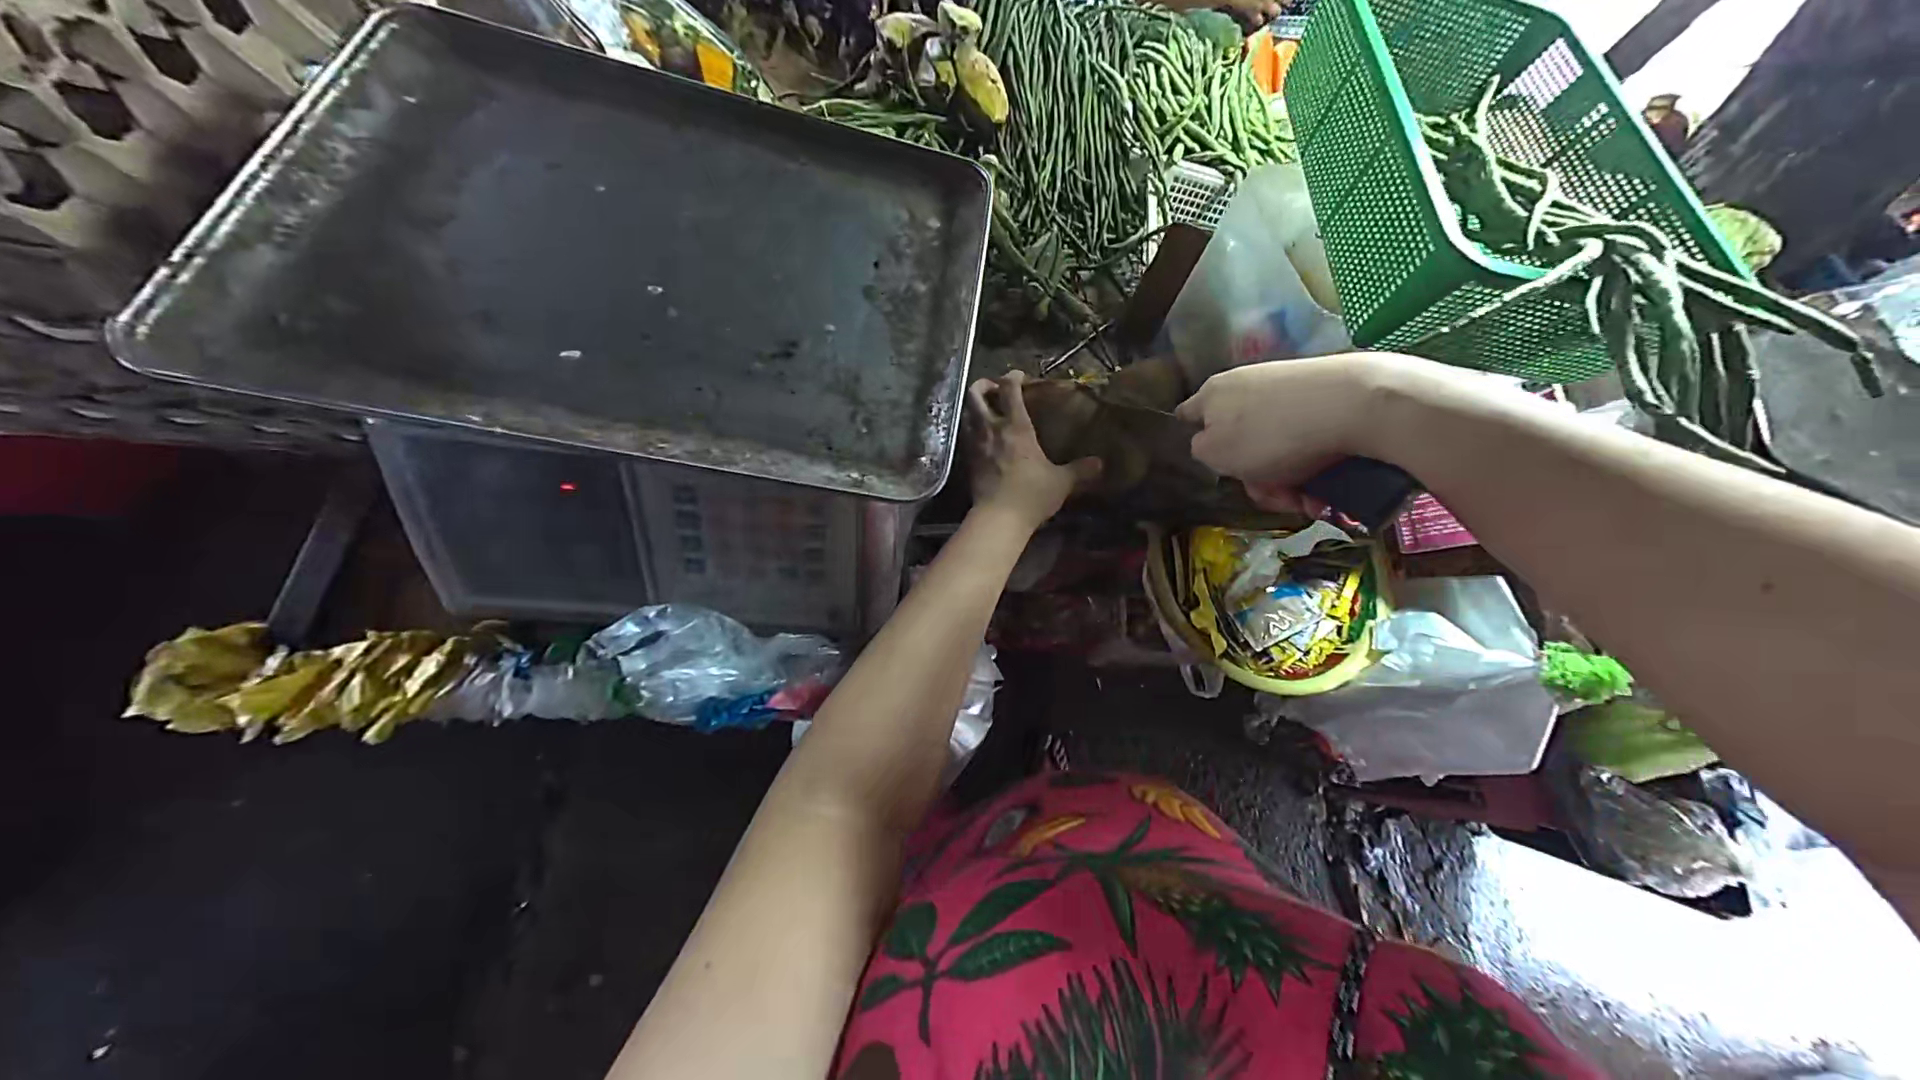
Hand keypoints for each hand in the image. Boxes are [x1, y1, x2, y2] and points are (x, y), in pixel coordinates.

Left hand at [966, 371, 1101, 527]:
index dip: (1012, 377)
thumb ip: (1079, 470)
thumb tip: (1100, 463)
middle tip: (995, 388)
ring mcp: (975, 445)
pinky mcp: (967, 461)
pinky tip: (983, 437)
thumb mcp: (1061, 482)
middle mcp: (991, 430)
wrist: (997, 518)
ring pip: (967, 414)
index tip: (1019, 375)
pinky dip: (972, 429)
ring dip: (975, 407)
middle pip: (976, 395)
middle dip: (983, 385)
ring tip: (988, 410)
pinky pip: (966, 436)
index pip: (1009, 390)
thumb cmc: (1031, 495)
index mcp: (1016, 427)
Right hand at [1175, 353, 1404, 511]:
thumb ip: (1200, 451)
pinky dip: (1313, 465)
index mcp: (1213, 394)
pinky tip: (1327, 488)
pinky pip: (1307, 437)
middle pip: (1239, 443)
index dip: (1198, 443)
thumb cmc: (1272, 435)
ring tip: (1310, 502)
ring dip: (1289, 482)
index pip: (1189, 415)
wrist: (1355, 403)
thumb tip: (1209, 444)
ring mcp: (1286, 389)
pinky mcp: (1323, 395)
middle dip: (1257, 480)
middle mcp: (1245, 386)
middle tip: (1277, 499)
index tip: (1216, 467)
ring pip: (1276, 447)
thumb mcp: (1216, 453)